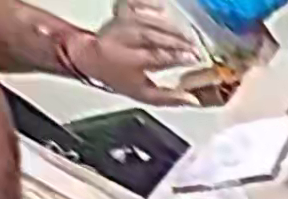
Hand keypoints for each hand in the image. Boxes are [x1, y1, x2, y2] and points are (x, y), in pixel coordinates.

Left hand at [72, 0, 199, 104]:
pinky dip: (146, 3)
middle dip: (177, 42)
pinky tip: (162, 7)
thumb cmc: (121, 78)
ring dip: (170, 28)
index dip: (177, 57)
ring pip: (146, 21)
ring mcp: (120, 23)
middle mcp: (122, 38)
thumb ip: (170, 98)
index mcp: (129, 60)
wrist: (92, 58)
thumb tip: (194, 100)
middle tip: (196, 50)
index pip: (156, 56)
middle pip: (152, 36)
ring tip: (188, 37)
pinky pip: (131, 4)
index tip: (194, 60)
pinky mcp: (119, 14)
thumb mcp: (146, 96)